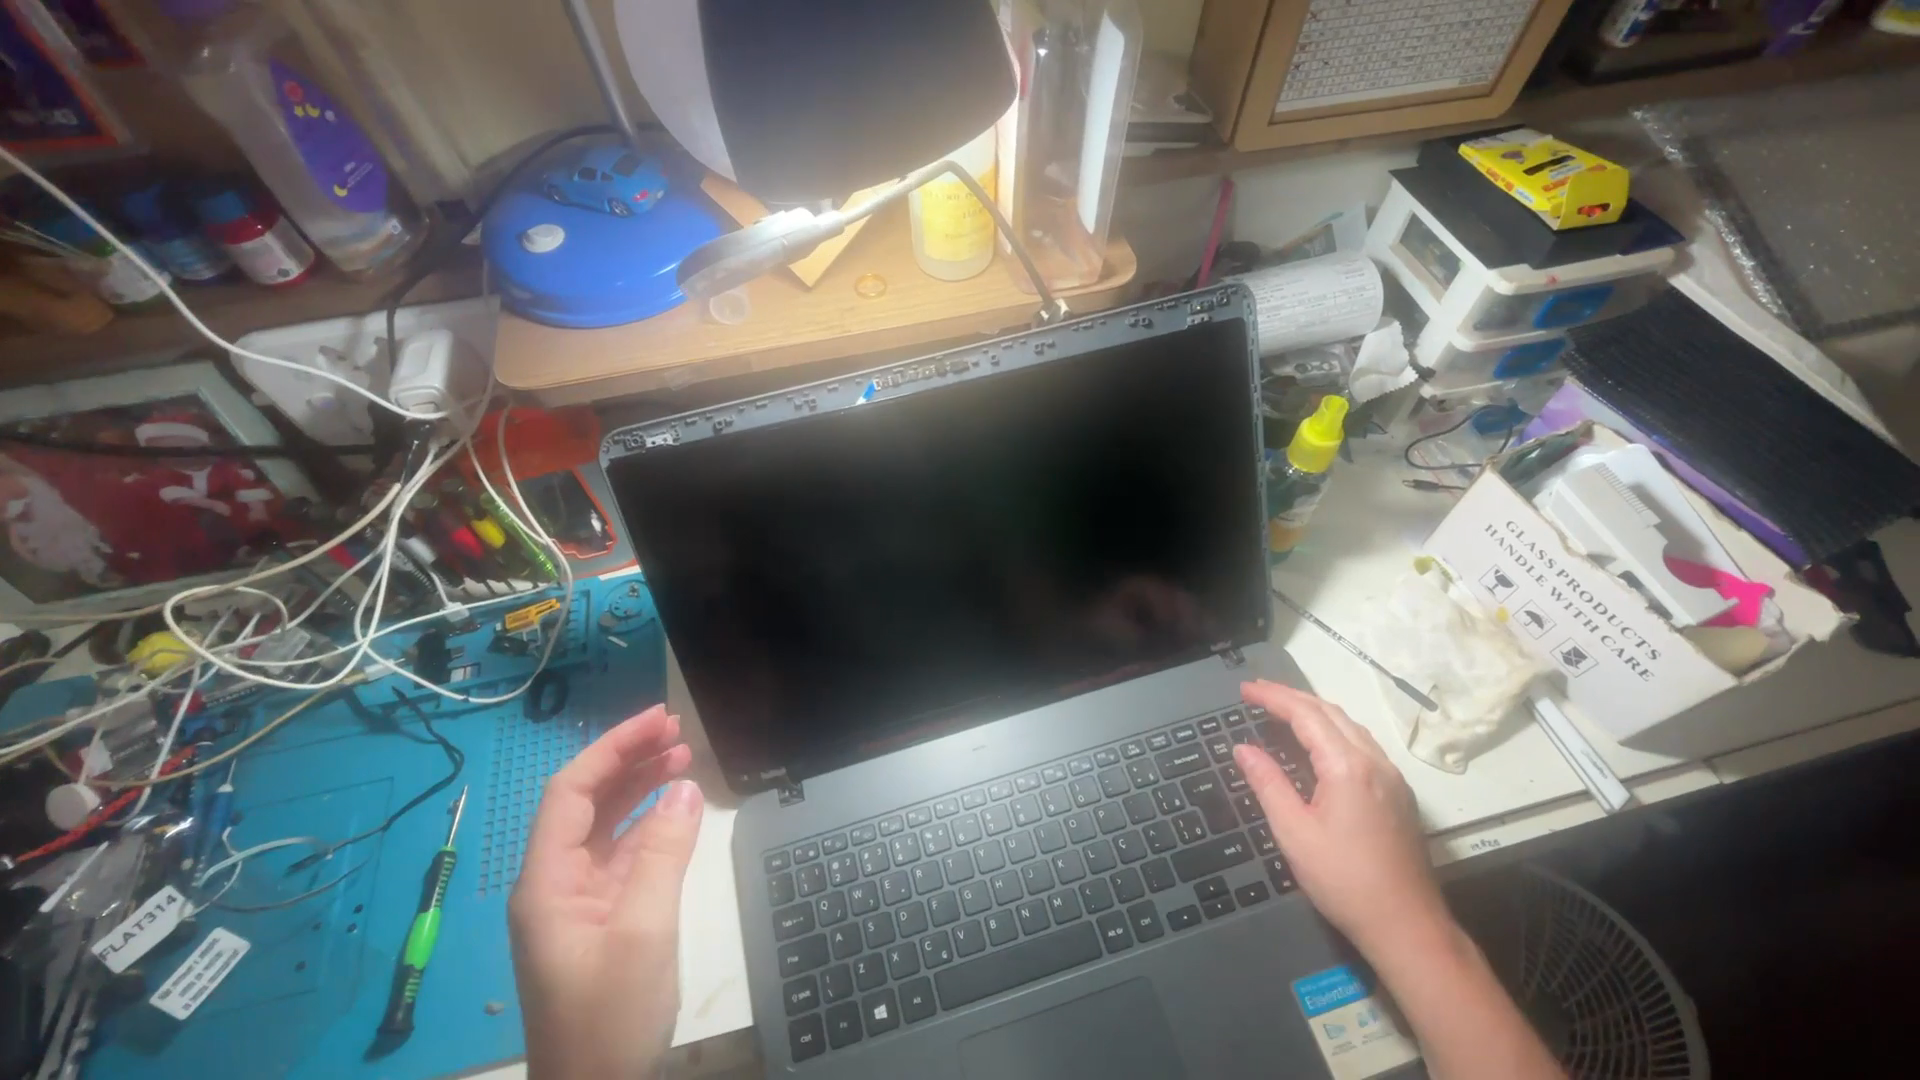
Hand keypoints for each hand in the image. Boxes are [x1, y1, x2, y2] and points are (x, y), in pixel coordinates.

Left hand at [509, 705, 703, 1079]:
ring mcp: (578, 903)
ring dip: (641, 789)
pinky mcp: (602, 921)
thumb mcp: (644, 931)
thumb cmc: (611, 1018)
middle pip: (587, 803)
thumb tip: (685, 788)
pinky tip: (678, 809)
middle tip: (677, 730)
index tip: (657, 721)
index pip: (571, 792)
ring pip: (606, 827)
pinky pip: (624, 856)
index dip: (612, 749)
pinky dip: (651, 826)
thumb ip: (664, 853)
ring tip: (683, 756)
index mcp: (547, 882)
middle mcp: (555, 883)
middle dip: (628, 761)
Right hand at [1233, 681, 1447, 953]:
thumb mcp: (1294, 832)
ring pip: (1350, 727)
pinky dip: (1333, 731)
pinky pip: (1362, 745)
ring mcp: (1391, 777)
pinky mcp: (1398, 794)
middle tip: (1257, 693)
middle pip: (1331, 713)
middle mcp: (1374, 762)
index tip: (1245, 690)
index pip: (1306, 715)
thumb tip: (1243, 748)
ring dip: (1314, 712)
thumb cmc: (1343, 879)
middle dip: (1292, 697)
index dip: (1273, 698)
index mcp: (1347, 766)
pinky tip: (1318, 743)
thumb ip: (1267, 783)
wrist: (1406, 924)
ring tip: (1282, 710)